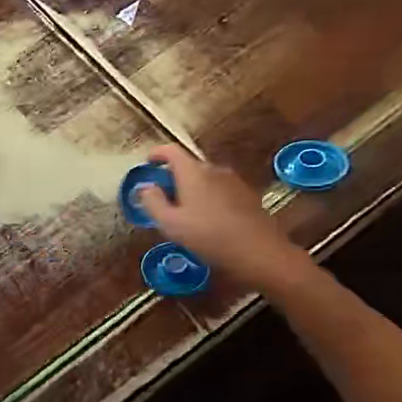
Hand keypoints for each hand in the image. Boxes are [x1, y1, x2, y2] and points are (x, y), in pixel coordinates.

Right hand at [136, 144, 312, 290]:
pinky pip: (220, 190)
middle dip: (173, 177)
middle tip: (163, 197)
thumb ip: (153, 202)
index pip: (171, 150)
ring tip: (185, 212)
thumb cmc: (208, 236)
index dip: (157, 154)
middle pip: (189, 165)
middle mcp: (214, 169)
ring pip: (206, 179)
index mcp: (193, 172)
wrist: (258, 251)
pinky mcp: (247, 195)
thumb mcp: (171, 224)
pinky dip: (209, 198)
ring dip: (192, 189)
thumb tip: (144, 187)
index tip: (148, 163)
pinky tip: (209, 220)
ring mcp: (233, 181)